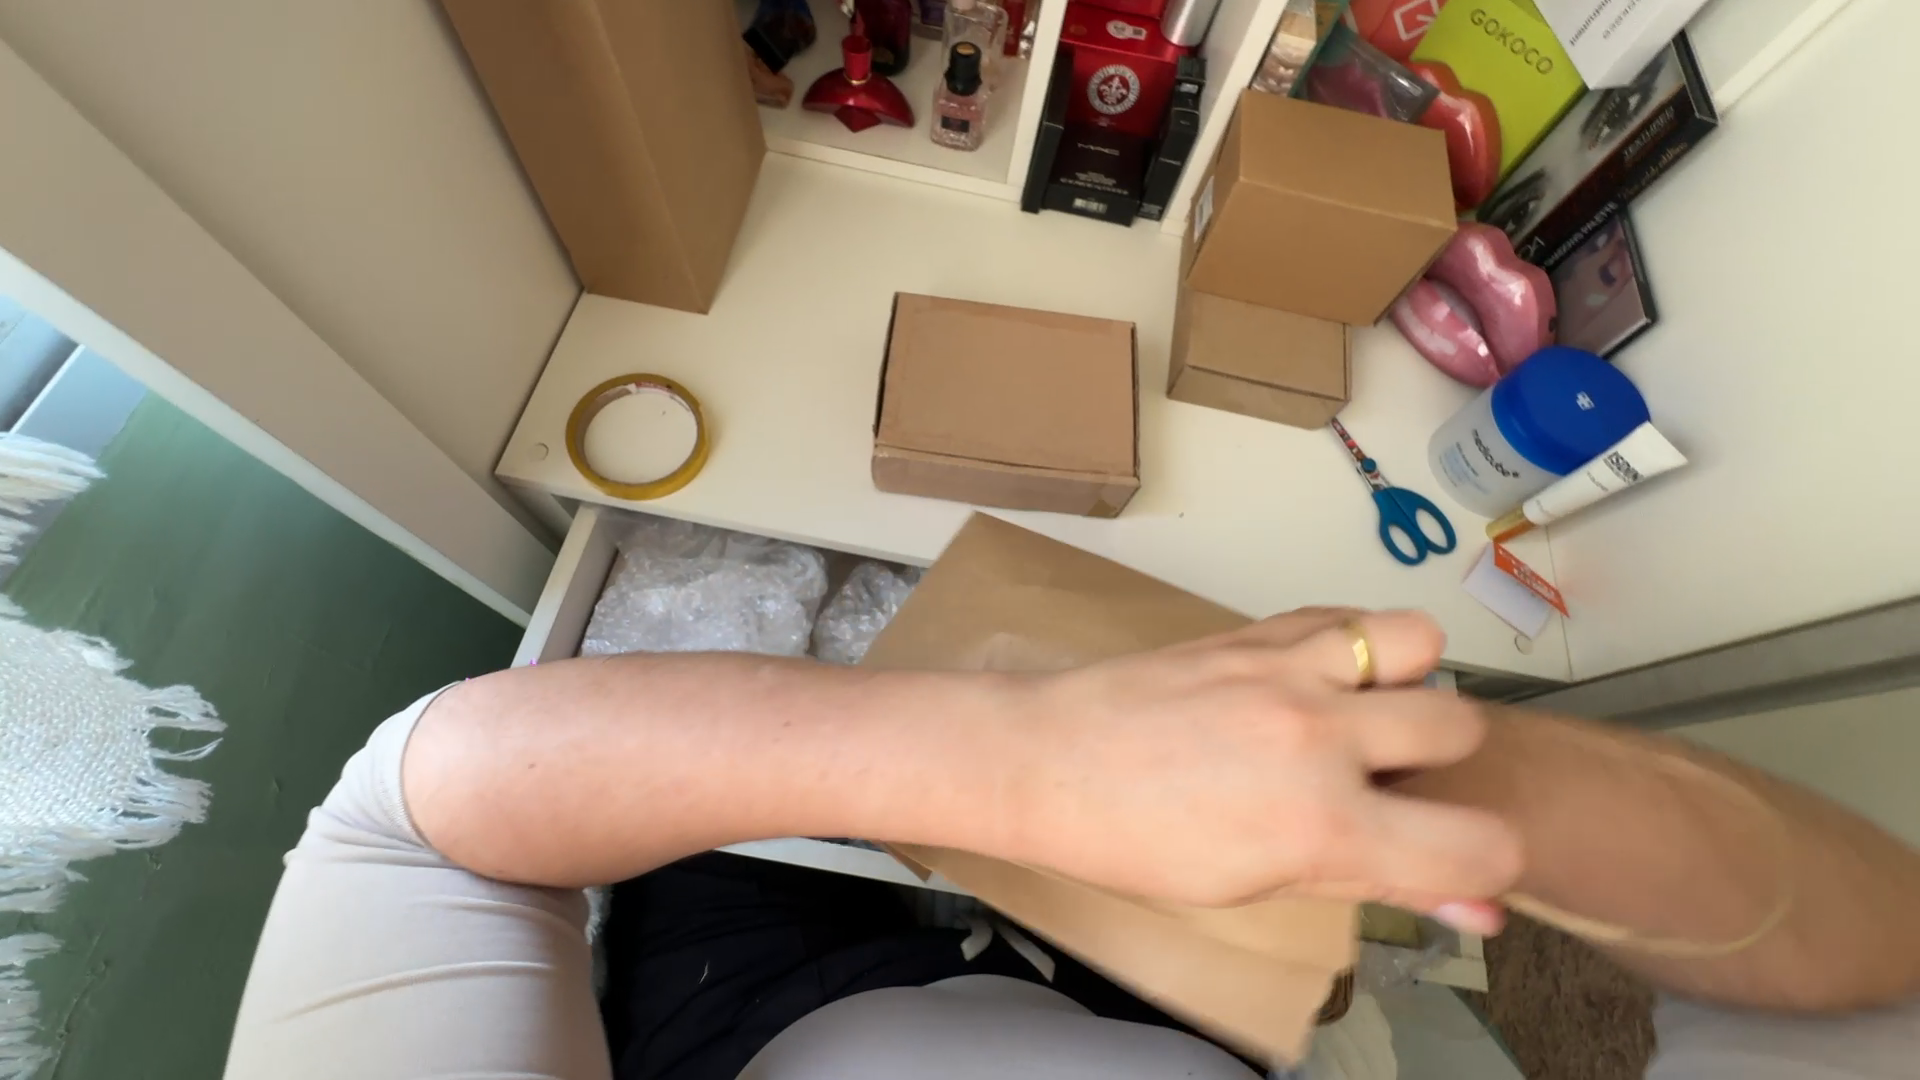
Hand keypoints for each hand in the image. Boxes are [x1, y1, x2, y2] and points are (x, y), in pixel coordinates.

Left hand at [1003, 608, 1521, 931]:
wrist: (1045, 759)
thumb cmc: (1132, 842)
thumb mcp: (1250, 884)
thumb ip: (1366, 882)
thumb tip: (1473, 908)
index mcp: (1323, 826)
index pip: (1482, 849)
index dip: (1482, 865)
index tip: (1450, 858)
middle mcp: (1318, 735)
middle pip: (1461, 724)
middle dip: (1439, 760)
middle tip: (1384, 775)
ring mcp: (1282, 669)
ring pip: (1414, 640)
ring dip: (1403, 677)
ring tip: (1355, 707)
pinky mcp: (1247, 631)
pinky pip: (1336, 614)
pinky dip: (1344, 641)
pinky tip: (1309, 673)